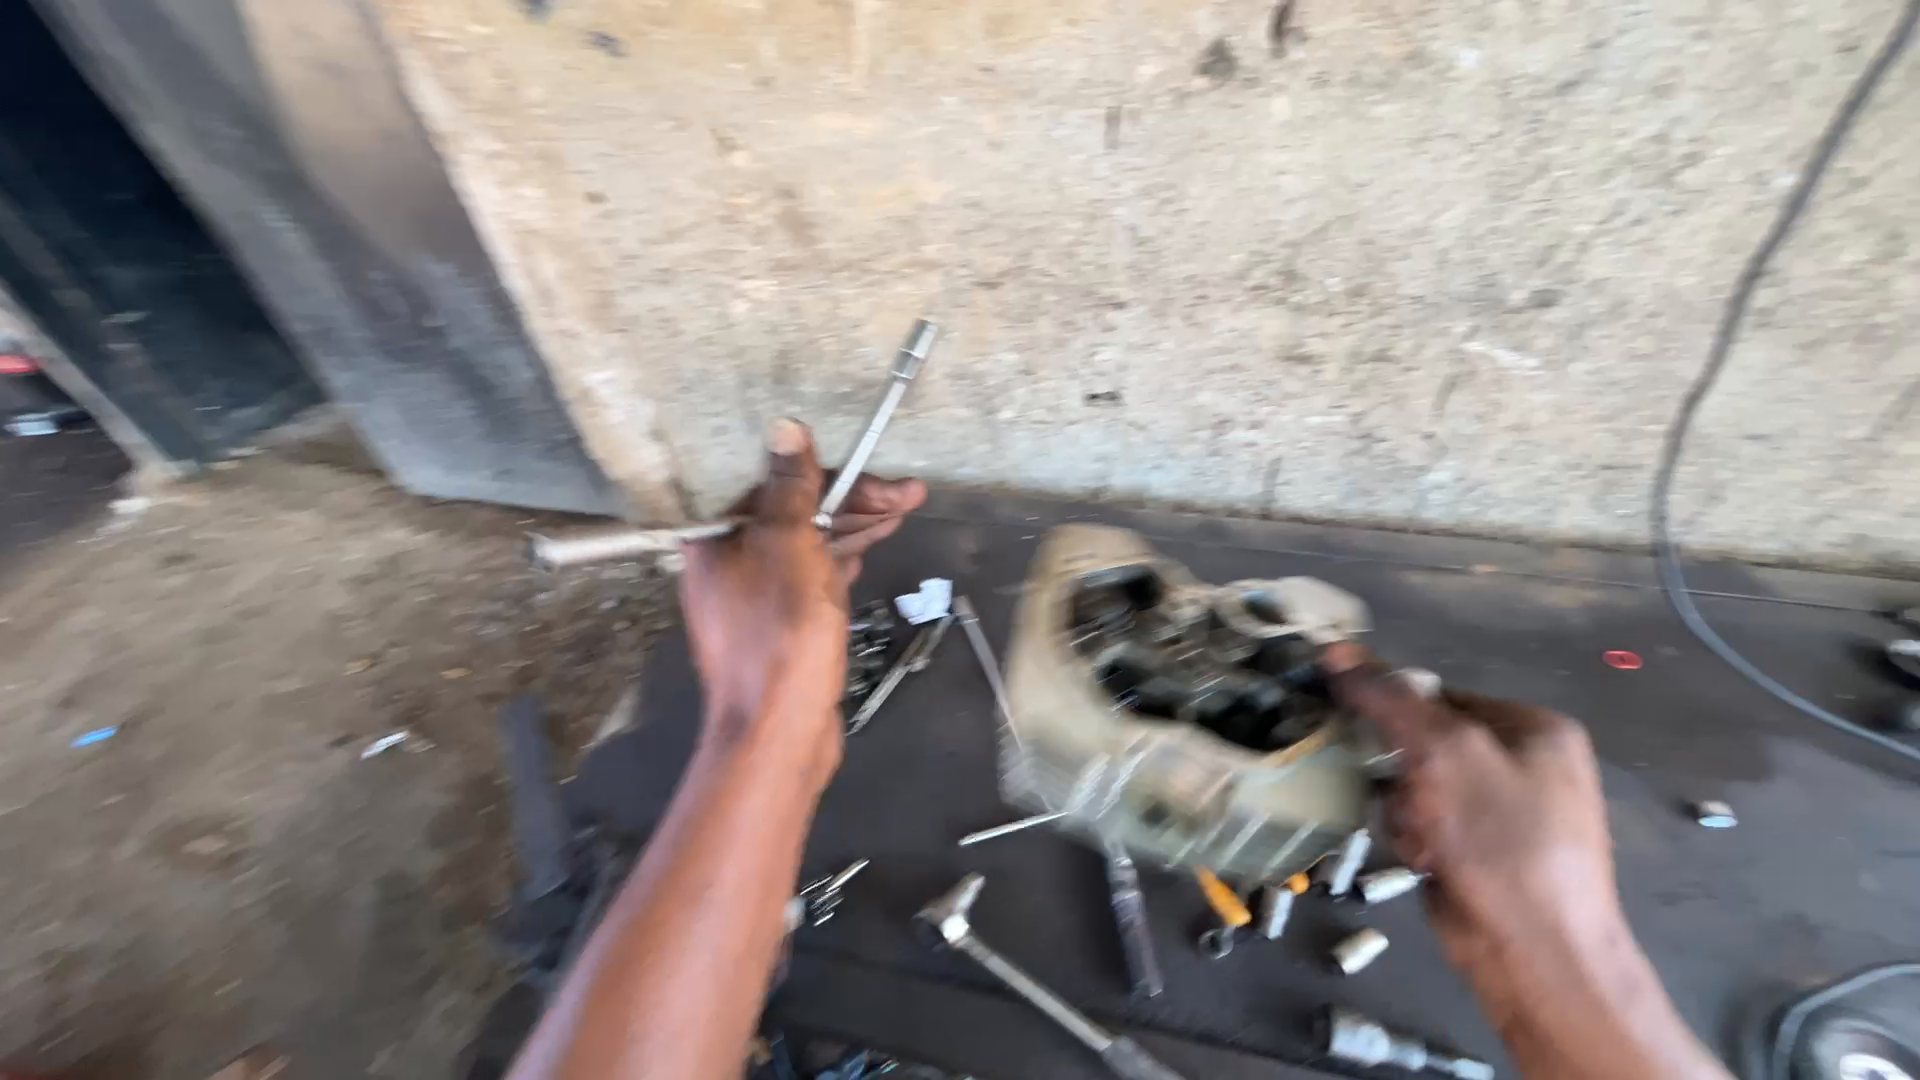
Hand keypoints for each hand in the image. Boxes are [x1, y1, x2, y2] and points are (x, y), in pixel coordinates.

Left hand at [679, 418, 923, 756]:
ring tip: (905, 509)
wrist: (778, 730)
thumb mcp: (790, 547)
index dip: (830, 474)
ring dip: (856, 526)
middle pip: (795, 512)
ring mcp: (755, 593)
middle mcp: (729, 560)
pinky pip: (811, 575)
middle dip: (854, 500)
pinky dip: (841, 559)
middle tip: (909, 493)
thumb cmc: (781, 633)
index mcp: (716, 536)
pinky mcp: (779, 621)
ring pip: (809, 543)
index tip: (878, 475)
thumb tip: (785, 426)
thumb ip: (791, 488)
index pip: (775, 483)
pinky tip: (871, 544)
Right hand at [1324, 645, 1728, 1079]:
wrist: (1534, 950)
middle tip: (1407, 795)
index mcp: (1532, 727)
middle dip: (1400, 772)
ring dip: (1403, 808)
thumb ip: (1387, 698)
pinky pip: (1418, 818)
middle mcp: (1519, 761)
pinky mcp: (1474, 846)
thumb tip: (1333, 650)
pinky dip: (1411, 835)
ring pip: (1411, 782)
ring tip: (1421, 836)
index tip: (1357, 723)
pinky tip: (1426, 858)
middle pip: (1418, 739)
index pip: (1434, 692)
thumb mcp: (1441, 751)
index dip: (1391, 706)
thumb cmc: (1499, 838)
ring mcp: (1499, 808)